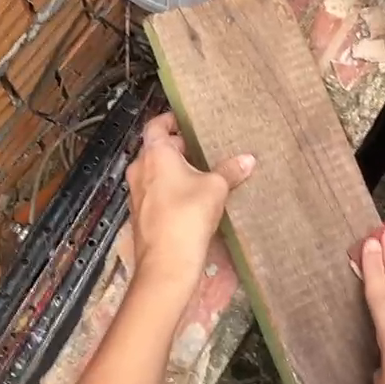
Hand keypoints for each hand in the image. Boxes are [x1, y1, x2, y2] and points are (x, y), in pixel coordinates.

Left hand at [126, 113, 254, 285]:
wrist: (166, 263)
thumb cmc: (187, 216)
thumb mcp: (215, 188)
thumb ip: (230, 171)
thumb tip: (248, 160)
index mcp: (154, 153)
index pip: (156, 125)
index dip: (170, 120)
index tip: (186, 122)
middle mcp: (139, 169)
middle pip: (156, 149)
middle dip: (178, 148)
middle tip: (202, 149)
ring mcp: (136, 193)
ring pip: (154, 172)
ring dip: (173, 171)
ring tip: (200, 174)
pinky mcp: (140, 214)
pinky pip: (154, 192)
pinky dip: (169, 190)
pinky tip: (189, 200)